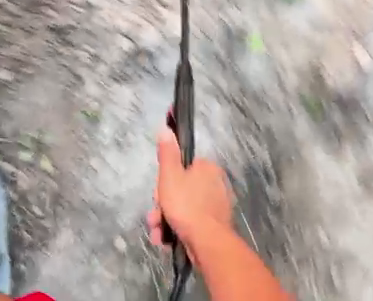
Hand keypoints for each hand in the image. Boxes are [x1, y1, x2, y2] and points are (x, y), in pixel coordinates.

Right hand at [146, 126, 233, 247]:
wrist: (208, 244)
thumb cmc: (187, 205)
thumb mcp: (170, 175)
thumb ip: (167, 152)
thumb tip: (166, 128)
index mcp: (207, 168)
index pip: (182, 167)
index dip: (166, 178)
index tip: (159, 190)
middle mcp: (215, 185)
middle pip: (181, 189)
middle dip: (163, 203)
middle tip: (156, 213)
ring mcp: (216, 207)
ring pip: (184, 208)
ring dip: (166, 219)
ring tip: (157, 232)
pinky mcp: (215, 227)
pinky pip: (192, 223)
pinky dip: (178, 229)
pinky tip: (166, 239)